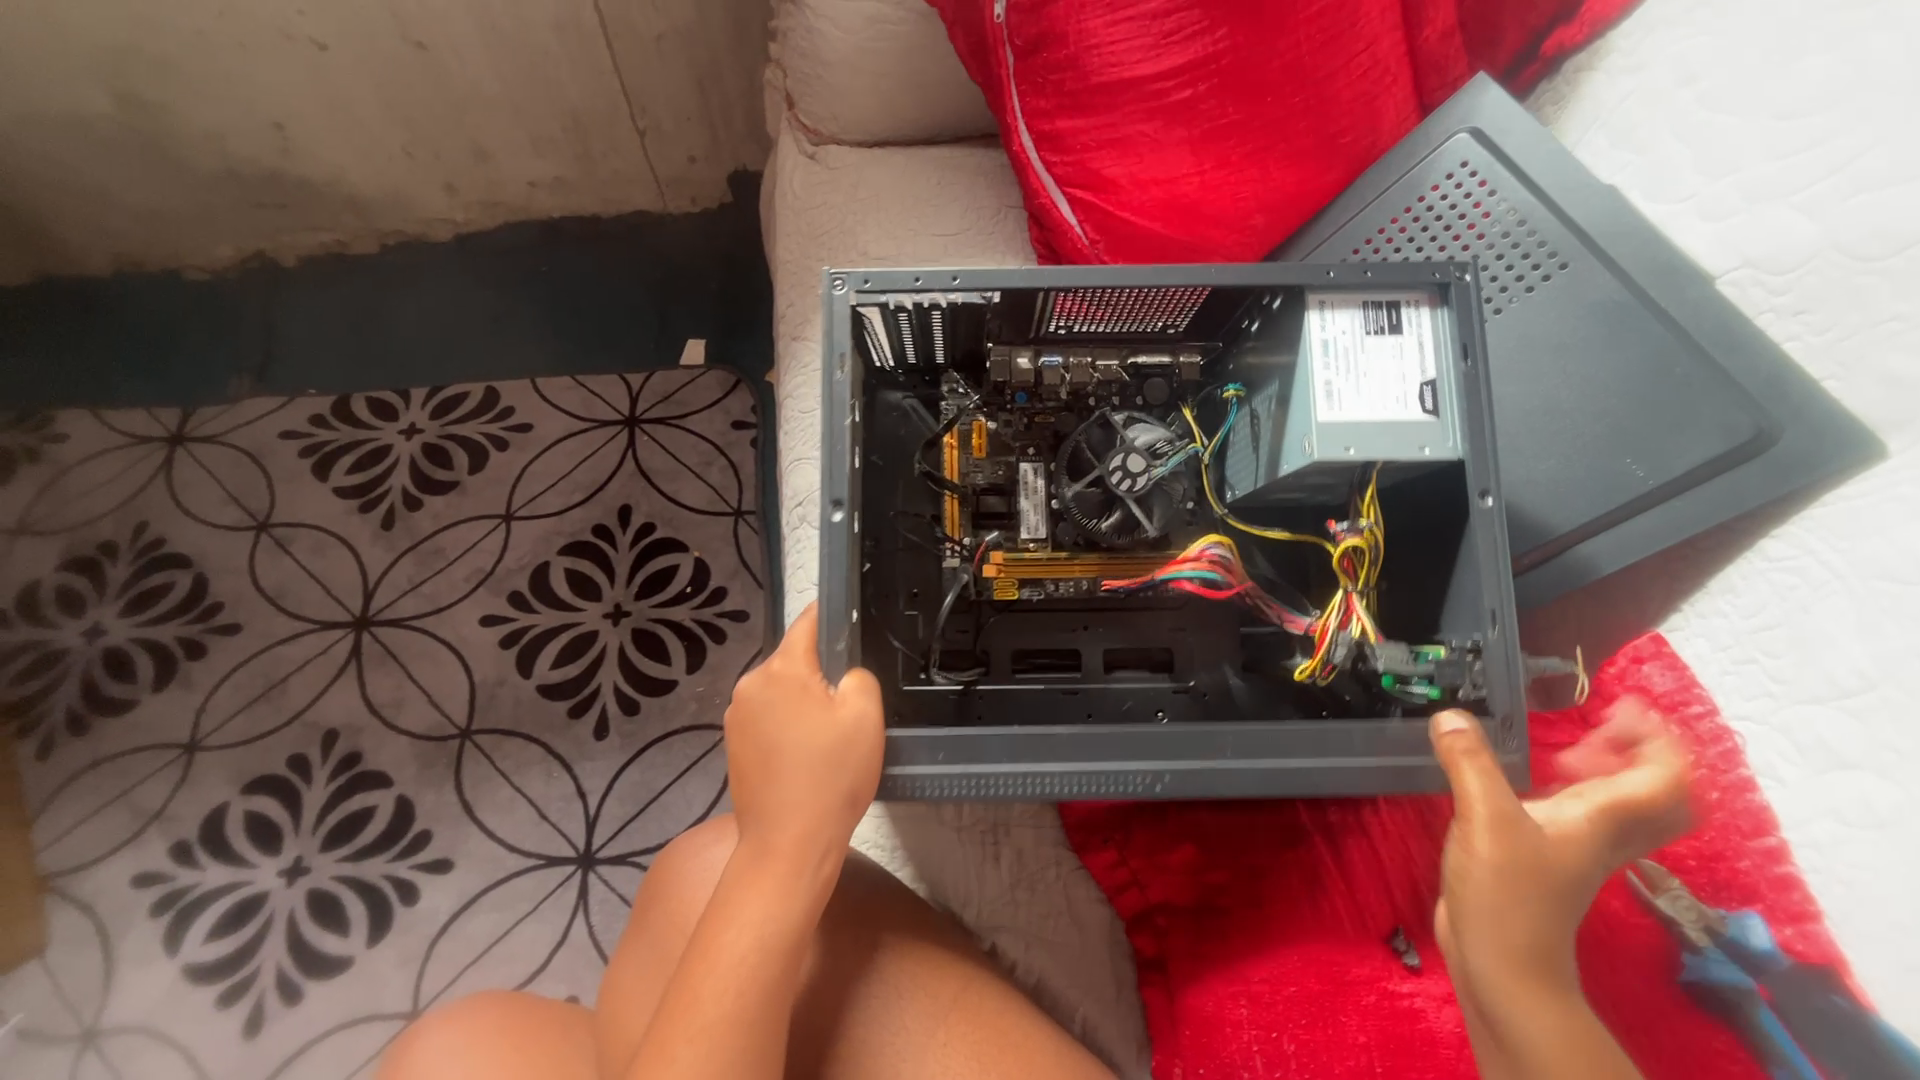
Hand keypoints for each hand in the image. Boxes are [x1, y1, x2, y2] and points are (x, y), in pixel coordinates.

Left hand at [723, 603, 884, 869]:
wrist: (788, 845)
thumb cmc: (831, 777)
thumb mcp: (865, 716)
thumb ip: (858, 676)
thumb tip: (842, 674)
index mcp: (781, 669)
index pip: (809, 622)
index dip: (833, 618)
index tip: (854, 625)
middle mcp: (750, 684)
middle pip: (794, 659)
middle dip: (821, 672)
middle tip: (850, 705)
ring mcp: (736, 717)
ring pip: (781, 690)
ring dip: (804, 701)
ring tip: (829, 737)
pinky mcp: (734, 745)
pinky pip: (769, 717)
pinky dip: (789, 725)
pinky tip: (807, 755)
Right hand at [1430, 699, 1691, 1004]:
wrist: (1501, 964)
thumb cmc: (1507, 892)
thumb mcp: (1484, 818)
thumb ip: (1469, 762)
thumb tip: (1450, 715)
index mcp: (1603, 818)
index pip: (1666, 776)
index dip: (1657, 737)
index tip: (1617, 706)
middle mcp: (1602, 831)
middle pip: (1659, 794)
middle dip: (1640, 754)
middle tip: (1597, 729)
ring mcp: (1578, 848)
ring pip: (1623, 806)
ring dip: (1609, 772)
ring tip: (1565, 752)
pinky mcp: (1549, 859)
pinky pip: (1584, 816)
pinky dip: (1572, 791)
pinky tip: (1528, 784)